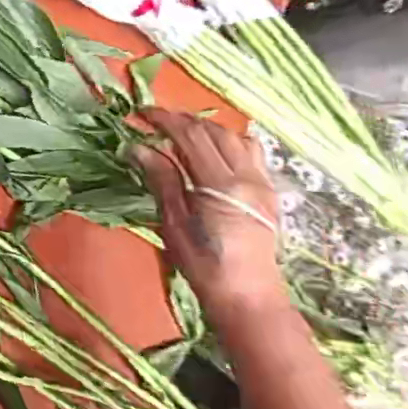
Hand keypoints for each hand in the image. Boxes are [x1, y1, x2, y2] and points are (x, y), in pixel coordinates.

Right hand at [132, 109, 287, 331]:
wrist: (247, 294)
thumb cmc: (202, 263)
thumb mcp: (173, 222)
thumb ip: (162, 180)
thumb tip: (139, 148)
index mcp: (222, 185)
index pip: (192, 137)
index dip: (166, 121)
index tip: (141, 114)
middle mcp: (248, 178)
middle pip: (216, 133)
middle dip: (184, 120)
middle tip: (155, 120)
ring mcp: (263, 184)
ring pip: (237, 139)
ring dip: (208, 128)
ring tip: (182, 131)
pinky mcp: (268, 192)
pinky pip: (251, 154)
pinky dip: (228, 142)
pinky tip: (212, 149)